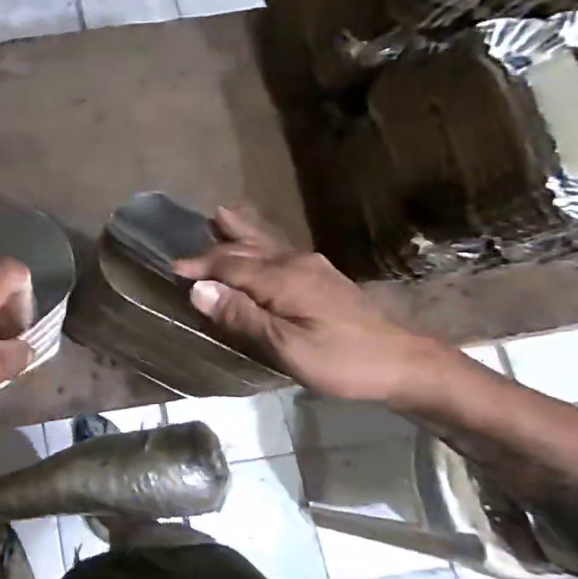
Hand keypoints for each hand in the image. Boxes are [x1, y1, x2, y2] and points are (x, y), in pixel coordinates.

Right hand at [173, 207, 458, 404]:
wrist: (405, 363)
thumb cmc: (343, 361)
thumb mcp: (287, 348)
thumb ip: (242, 317)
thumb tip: (199, 289)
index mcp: (282, 279)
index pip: (229, 267)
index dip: (199, 267)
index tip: (172, 269)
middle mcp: (295, 264)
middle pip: (245, 250)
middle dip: (214, 249)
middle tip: (185, 251)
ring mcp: (313, 267)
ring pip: (265, 244)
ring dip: (239, 233)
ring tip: (220, 215)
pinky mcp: (324, 277)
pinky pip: (280, 252)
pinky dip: (259, 244)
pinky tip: (261, 246)